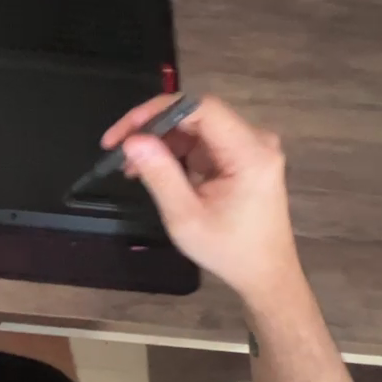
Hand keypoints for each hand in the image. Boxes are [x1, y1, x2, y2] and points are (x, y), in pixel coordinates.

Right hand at [102, 94, 303, 301]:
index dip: (157, 111)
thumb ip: (159, 174)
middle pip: (196, 114)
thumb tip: (131, 140)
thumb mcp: (185, 216)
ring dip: (160, 140)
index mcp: (249, 153)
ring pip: (194, 127)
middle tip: (117, 147)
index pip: (201, 108)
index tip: (124, 131)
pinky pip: (201, 141)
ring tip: (130, 165)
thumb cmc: (228, 250)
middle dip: (152, 126)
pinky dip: (173, 151)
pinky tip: (151, 169)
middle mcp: (255, 141)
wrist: (264, 273)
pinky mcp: (240, 156)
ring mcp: (249, 147)